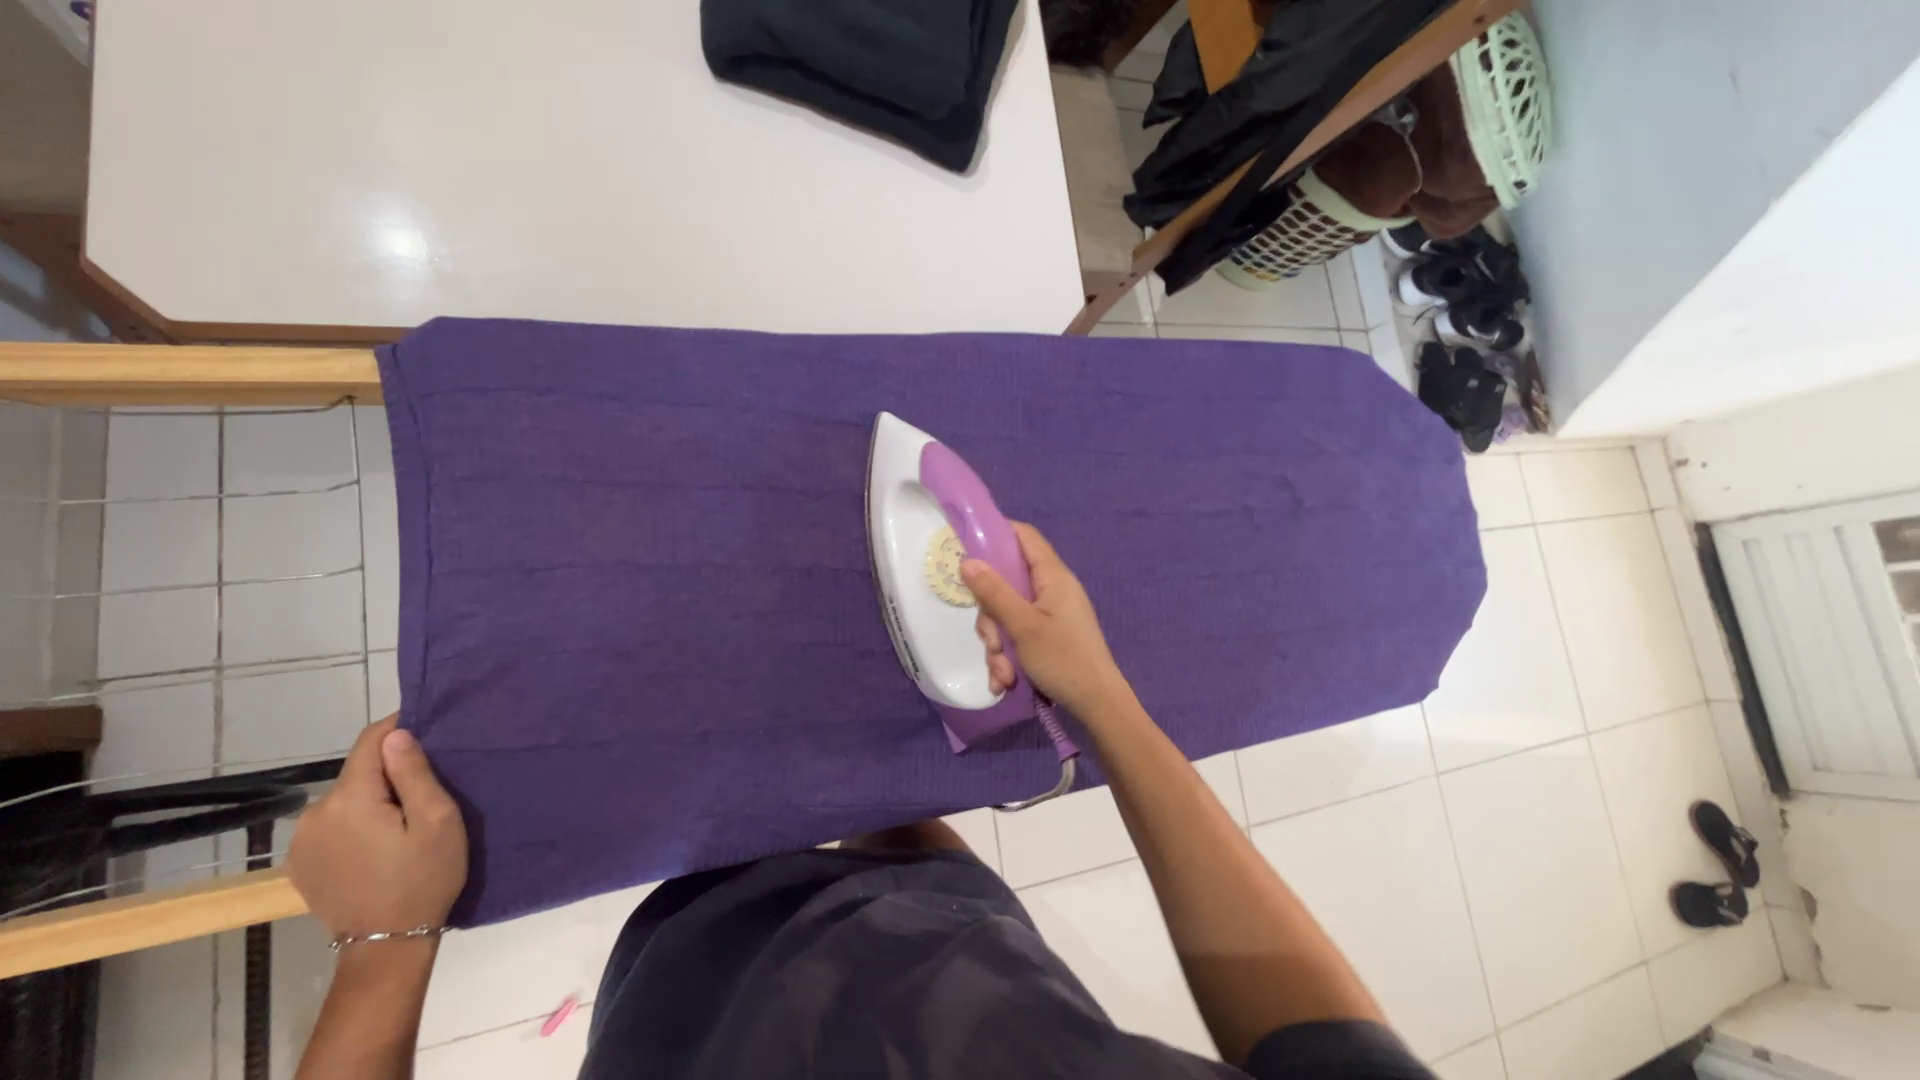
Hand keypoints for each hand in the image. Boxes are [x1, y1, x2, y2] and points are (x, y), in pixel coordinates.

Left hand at [289, 715, 467, 938]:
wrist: (387, 944)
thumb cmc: (423, 878)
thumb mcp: (437, 821)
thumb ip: (414, 773)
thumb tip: (396, 735)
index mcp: (350, 799)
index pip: (370, 741)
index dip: (397, 728)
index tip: (426, 728)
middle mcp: (315, 813)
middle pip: (357, 772)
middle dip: (389, 772)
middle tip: (426, 790)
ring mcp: (302, 841)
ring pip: (345, 799)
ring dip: (372, 799)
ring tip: (403, 822)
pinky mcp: (300, 863)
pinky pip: (333, 825)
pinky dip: (356, 823)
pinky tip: (378, 845)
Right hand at [962, 522, 1131, 717]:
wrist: (1097, 705)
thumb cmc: (1063, 659)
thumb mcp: (1022, 626)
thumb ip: (994, 592)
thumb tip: (968, 560)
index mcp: (1052, 576)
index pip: (1024, 536)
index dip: (996, 534)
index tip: (968, 548)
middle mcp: (1052, 590)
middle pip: (1006, 584)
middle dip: (991, 617)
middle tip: (993, 641)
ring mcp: (1051, 615)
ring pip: (1007, 616)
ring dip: (999, 646)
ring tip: (1004, 674)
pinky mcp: (1049, 638)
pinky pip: (1018, 637)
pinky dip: (1010, 659)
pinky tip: (1006, 682)